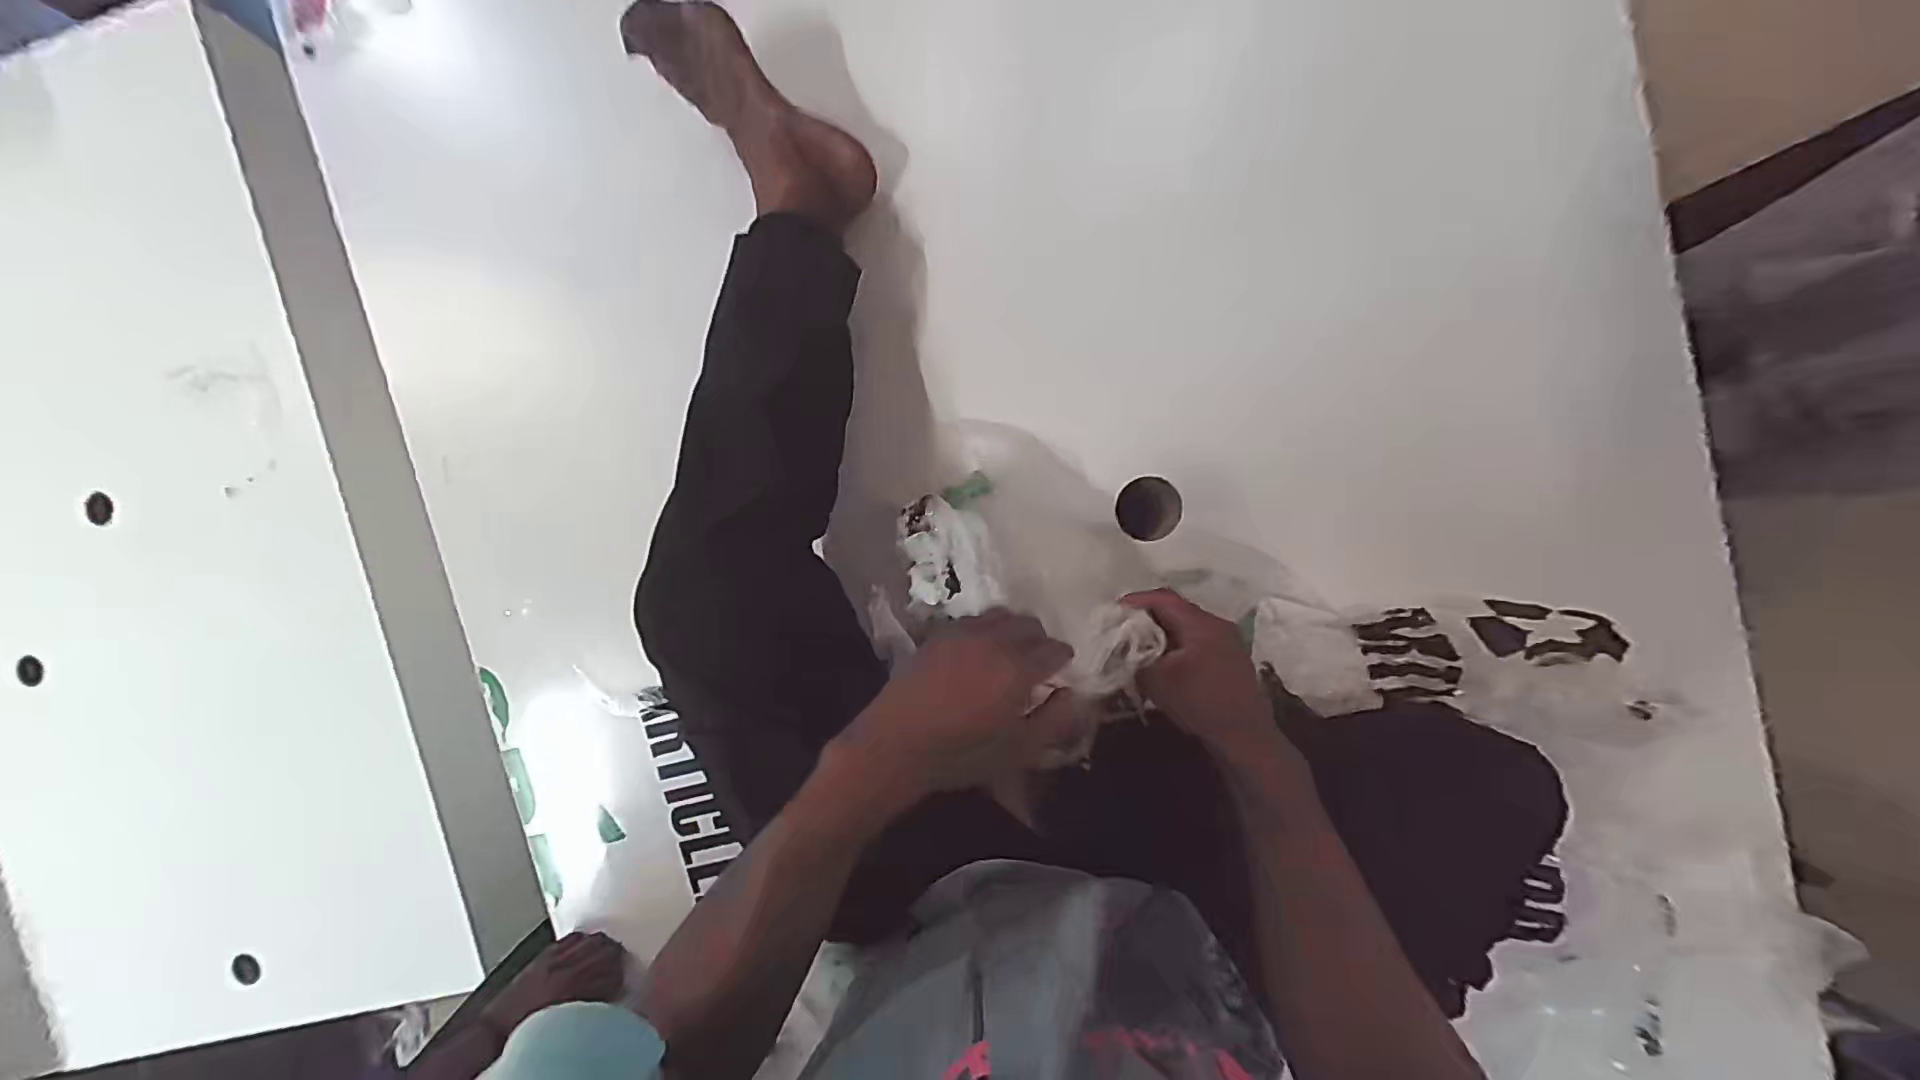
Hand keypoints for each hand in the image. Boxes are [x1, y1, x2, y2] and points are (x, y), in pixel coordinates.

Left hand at [827, 610, 1075, 806]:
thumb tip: (1072, 694)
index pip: (1054, 649)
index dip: (1063, 659)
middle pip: (1029, 624)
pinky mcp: (938, 635)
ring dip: (1012, 628)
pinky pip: (972, 620)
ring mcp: (962, 633)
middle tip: (1038, 661)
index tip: (1061, 670)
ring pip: (1000, 615)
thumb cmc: (961, 754)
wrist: (896, 743)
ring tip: (1009, 651)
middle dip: (1040, 639)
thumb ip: (1053, 720)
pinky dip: (985, 629)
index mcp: (1017, 669)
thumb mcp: (1018, 750)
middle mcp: (993, 641)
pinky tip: (978, 650)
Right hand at [1122, 589, 1283, 757]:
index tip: (1114, 611)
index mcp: (1201, 624)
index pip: (1163, 599)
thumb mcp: (1157, 680)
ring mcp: (1227, 640)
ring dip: (1162, 631)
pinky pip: (1196, 639)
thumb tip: (1120, 646)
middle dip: (1147, 616)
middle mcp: (1217, 624)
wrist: (1245, 738)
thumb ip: (1134, 657)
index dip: (1135, 601)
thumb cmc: (1200, 704)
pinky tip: (1164, 661)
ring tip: (1139, 644)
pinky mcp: (1229, 657)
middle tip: (1123, 628)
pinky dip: (1176, 643)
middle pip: (1176, 608)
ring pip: (1186, 625)